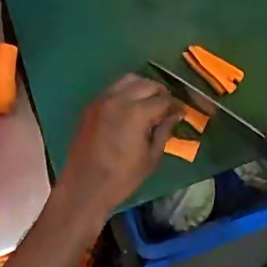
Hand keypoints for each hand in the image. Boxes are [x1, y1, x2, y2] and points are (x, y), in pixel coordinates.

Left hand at [51, 75, 182, 221]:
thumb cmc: (122, 177)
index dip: (176, 106)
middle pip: (147, 84)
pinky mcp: (91, 105)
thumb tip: (175, 115)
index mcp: (137, 113)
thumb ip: (164, 131)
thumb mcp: (151, 157)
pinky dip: (126, 91)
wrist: (85, 187)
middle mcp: (119, 99)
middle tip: (167, 108)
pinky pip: (113, 88)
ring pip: (129, 80)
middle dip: (161, 93)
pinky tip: (131, 107)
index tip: (181, 113)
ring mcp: (103, 99)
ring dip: (143, 88)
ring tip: (150, 103)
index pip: (164, 100)